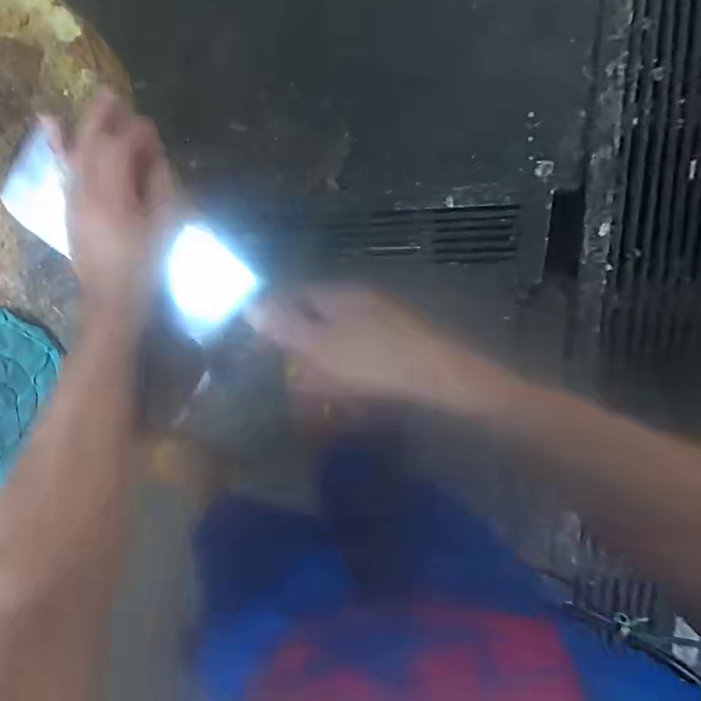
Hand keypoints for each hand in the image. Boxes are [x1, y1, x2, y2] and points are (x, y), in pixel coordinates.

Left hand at [60, 88, 177, 324]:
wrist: (111, 302)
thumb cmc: (146, 267)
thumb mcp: (167, 224)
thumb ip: (159, 182)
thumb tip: (151, 153)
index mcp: (112, 198)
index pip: (120, 149)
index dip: (138, 134)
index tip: (154, 135)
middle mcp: (84, 195)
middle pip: (91, 144)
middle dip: (106, 116)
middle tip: (118, 95)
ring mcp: (71, 202)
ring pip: (75, 154)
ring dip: (87, 126)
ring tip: (101, 101)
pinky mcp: (67, 210)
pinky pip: (63, 171)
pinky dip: (59, 146)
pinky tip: (50, 123)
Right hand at [248, 288, 518, 414]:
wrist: (450, 383)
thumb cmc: (374, 361)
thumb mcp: (318, 345)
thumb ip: (281, 326)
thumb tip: (250, 307)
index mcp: (340, 296)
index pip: (292, 296)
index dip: (271, 317)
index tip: (255, 344)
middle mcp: (362, 304)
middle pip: (315, 322)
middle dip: (296, 353)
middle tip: (284, 379)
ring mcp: (385, 326)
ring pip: (338, 345)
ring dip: (320, 371)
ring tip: (310, 401)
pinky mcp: (403, 350)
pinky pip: (362, 361)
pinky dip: (347, 379)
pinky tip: (346, 404)